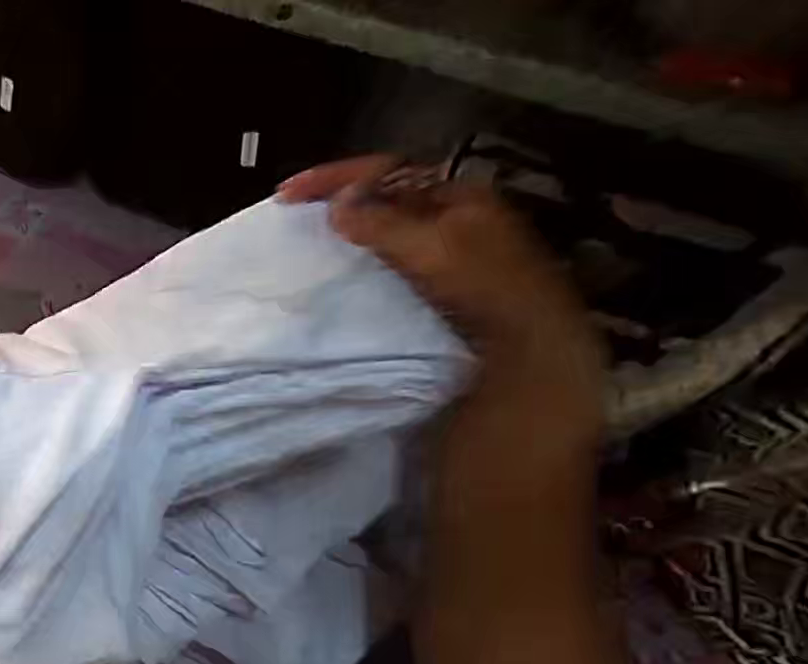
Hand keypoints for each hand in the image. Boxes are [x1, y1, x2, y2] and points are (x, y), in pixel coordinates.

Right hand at [278, 155, 605, 443]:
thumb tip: (337, 202)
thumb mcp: (432, 250)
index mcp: (455, 195)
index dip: (335, 178)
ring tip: (304, 238)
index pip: (387, 171)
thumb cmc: (481, 290)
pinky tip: (333, 267)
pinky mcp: (430, 282)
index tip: (286, 194)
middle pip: (382, 194)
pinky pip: (382, 256)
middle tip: (290, 212)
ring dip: (342, 228)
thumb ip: (383, 225)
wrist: (521, 348)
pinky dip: (353, 256)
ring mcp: (441, 249)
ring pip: (381, 226)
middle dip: (336, 198)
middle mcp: (449, 215)